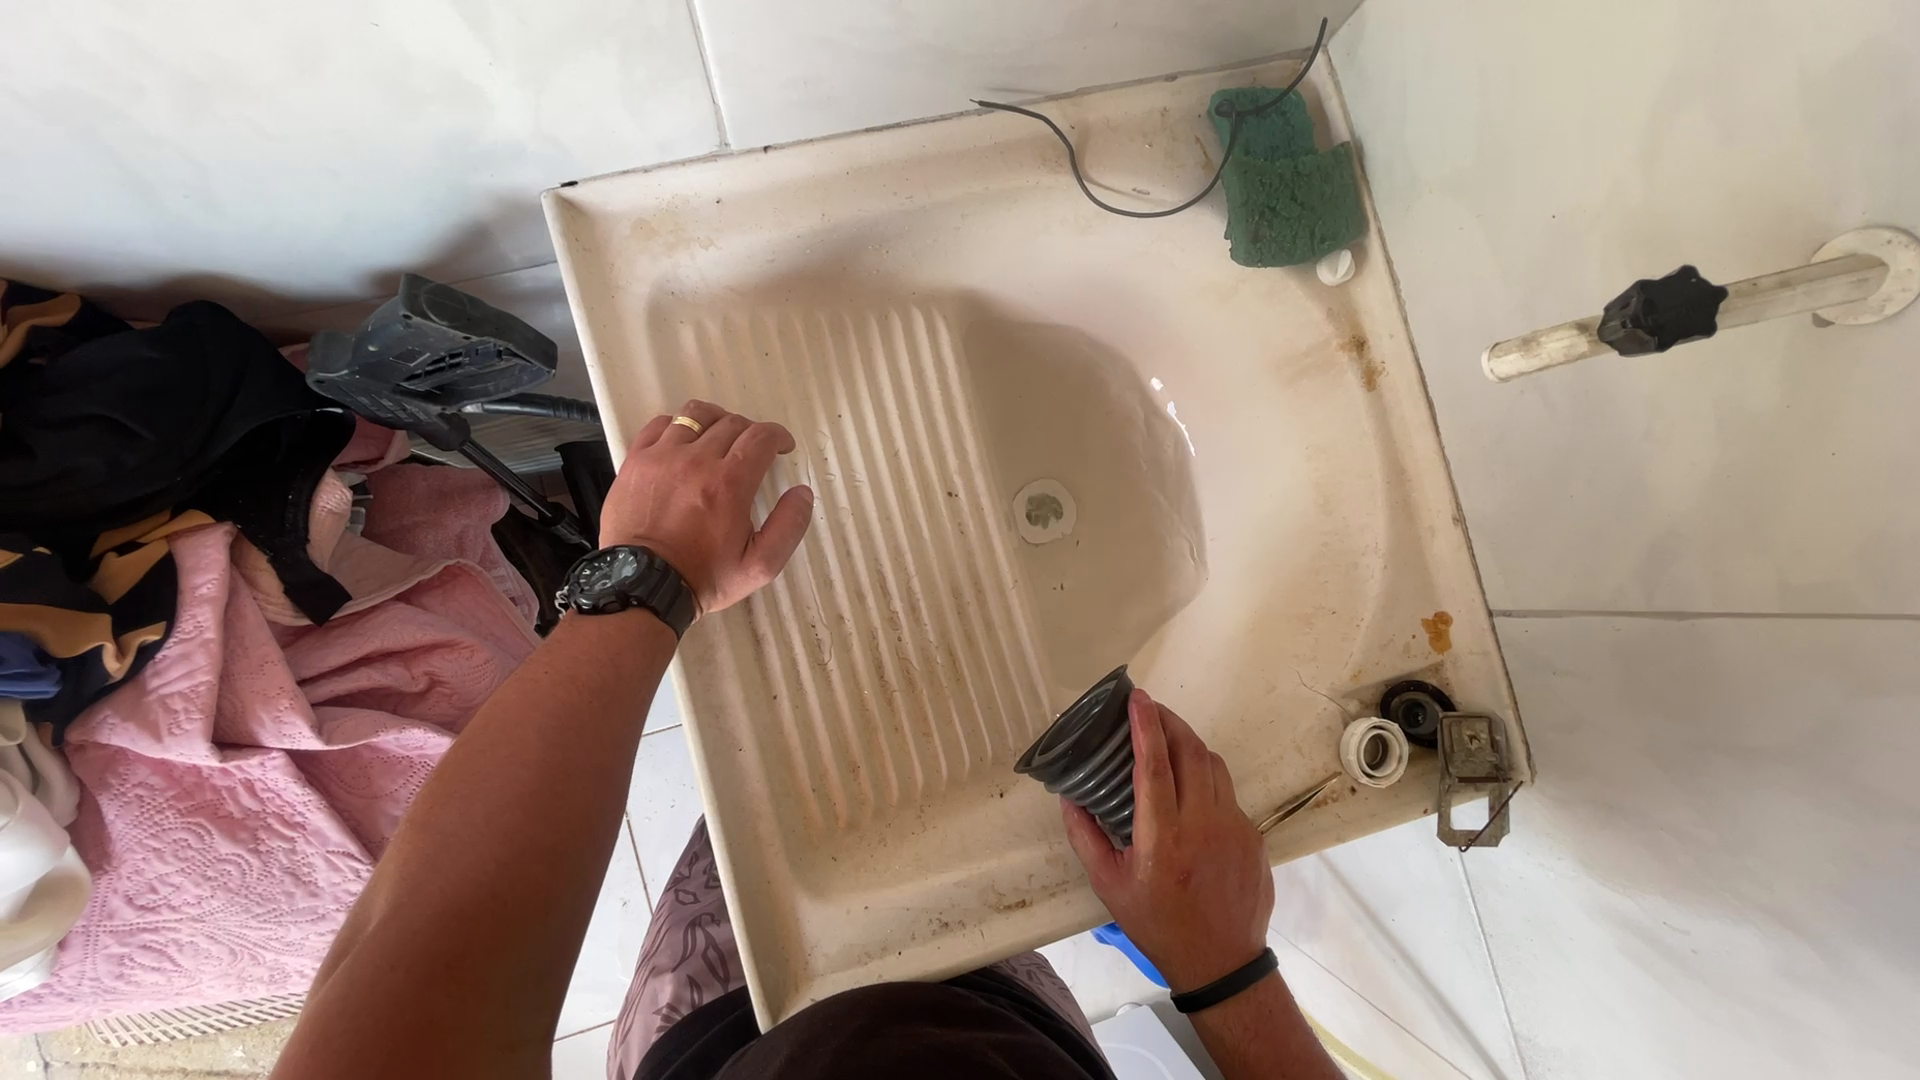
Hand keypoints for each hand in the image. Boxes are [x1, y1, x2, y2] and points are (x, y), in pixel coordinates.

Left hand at [599, 399, 813, 615]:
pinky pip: (660, 424)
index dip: (778, 436)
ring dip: (717, 420)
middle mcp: (696, 460)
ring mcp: (662, 456)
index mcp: (730, 483)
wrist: (643, 585)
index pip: (761, 437)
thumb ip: (789, 527)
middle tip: (754, 450)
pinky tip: (685, 443)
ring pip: (696, 414)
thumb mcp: (760, 566)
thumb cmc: (705, 576)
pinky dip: (679, 426)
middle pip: (732, 423)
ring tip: (721, 437)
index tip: (782, 447)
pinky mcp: (636, 460)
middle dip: (752, 431)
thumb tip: (802, 493)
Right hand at [1061, 689, 1273, 991]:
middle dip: (1170, 721)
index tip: (1136, 697)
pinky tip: (1191, 790)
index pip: (1153, 765)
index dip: (1145, 725)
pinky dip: (1206, 778)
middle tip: (1150, 709)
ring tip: (1169, 739)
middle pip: (1190, 752)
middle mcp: (1203, 824)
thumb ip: (1085, 836)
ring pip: (1215, 766)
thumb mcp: (1108, 884)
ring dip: (1190, 744)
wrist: (1221, 962)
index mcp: (1162, 836)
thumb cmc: (1157, 923)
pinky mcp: (1253, 836)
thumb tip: (1069, 794)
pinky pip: (1228, 793)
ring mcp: (1235, 828)